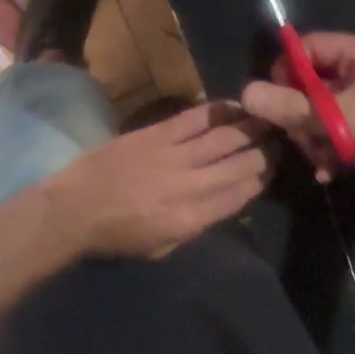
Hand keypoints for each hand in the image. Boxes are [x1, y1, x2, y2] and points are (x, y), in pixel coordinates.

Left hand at [43, 102, 269, 256]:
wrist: (74, 210)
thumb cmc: (116, 237)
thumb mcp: (161, 247)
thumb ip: (195, 226)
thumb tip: (221, 204)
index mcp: (191, 219)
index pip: (240, 194)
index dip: (262, 179)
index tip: (275, 169)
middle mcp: (189, 186)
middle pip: (240, 163)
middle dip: (265, 151)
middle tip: (280, 140)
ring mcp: (173, 156)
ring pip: (225, 137)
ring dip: (251, 126)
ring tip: (268, 119)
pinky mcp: (156, 134)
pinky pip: (196, 118)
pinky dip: (220, 111)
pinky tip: (237, 106)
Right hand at [241, 33, 354, 198]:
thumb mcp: (337, 117)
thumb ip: (290, 106)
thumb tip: (245, 93)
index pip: (309, 47)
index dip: (286, 72)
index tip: (275, 102)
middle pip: (314, 84)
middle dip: (301, 116)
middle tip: (300, 139)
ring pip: (326, 114)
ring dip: (315, 139)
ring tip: (319, 160)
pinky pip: (343, 132)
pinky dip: (332, 150)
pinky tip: (328, 172)